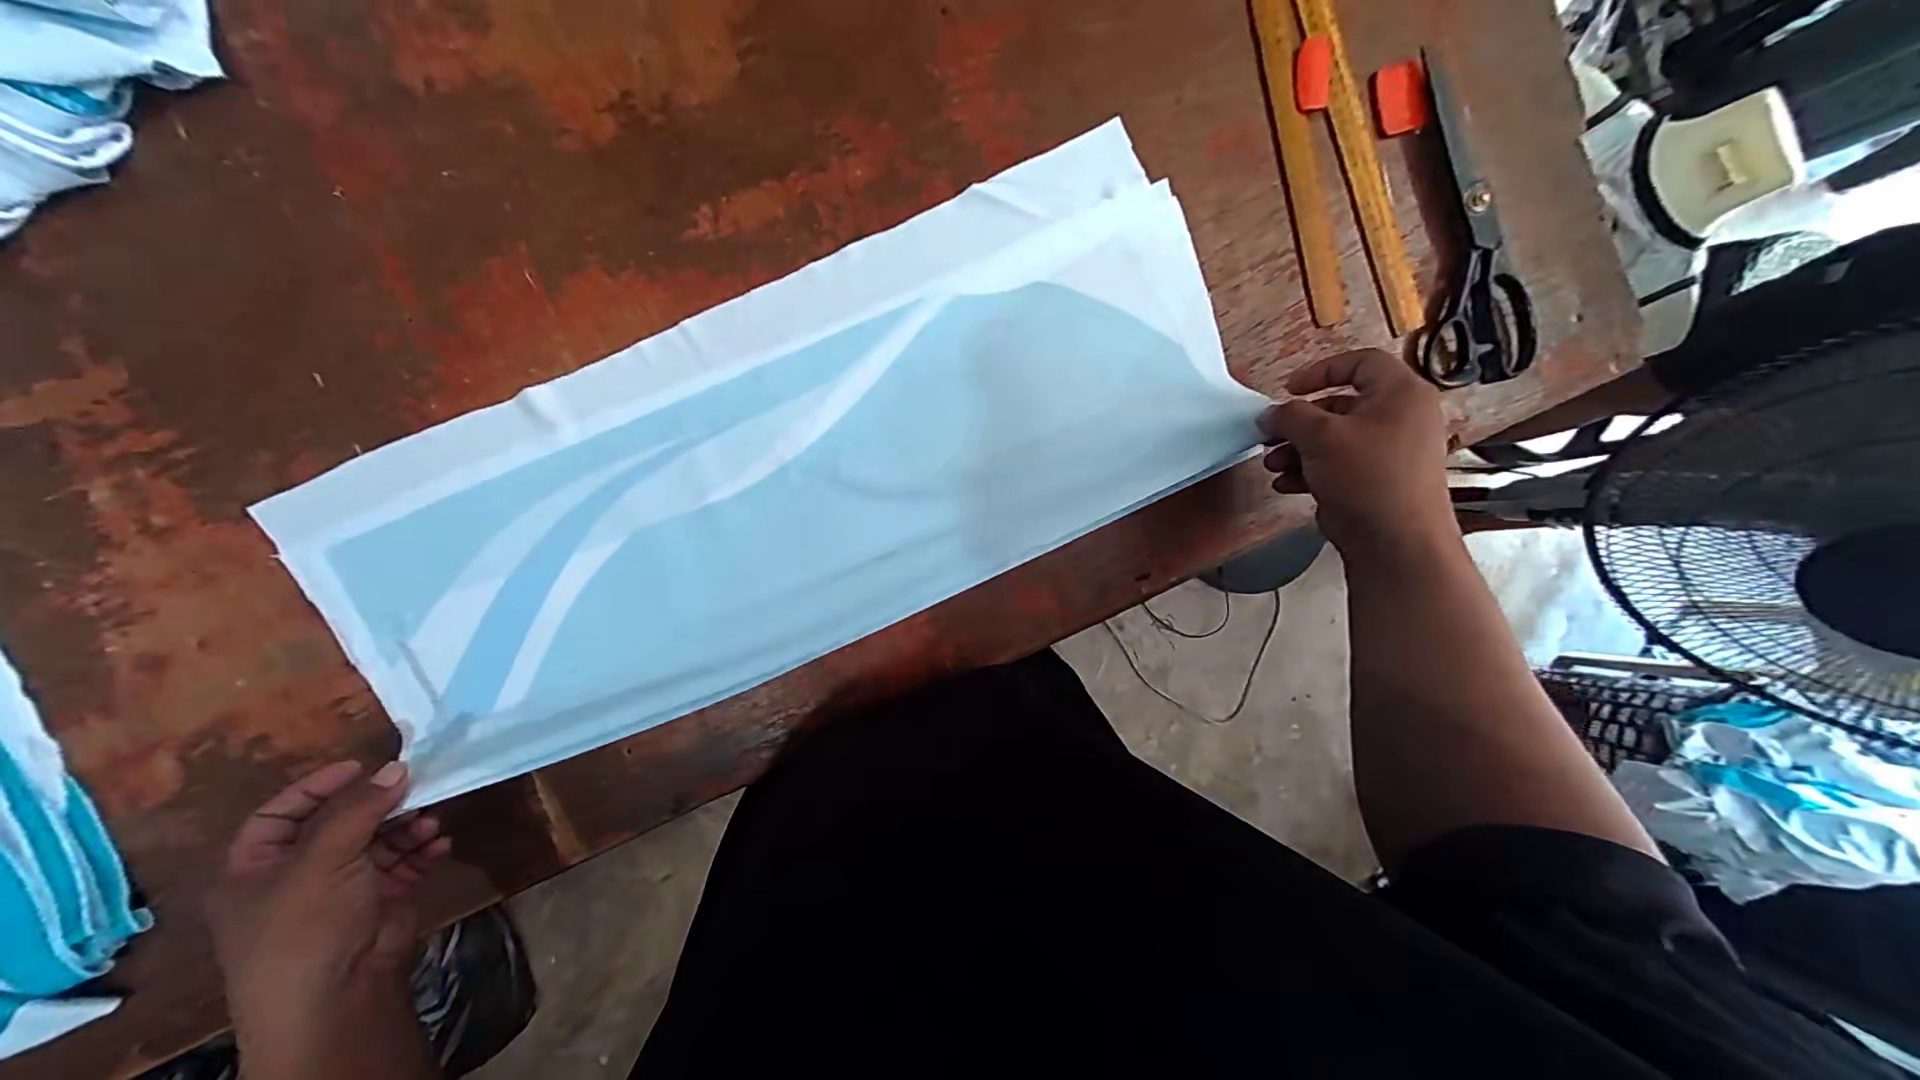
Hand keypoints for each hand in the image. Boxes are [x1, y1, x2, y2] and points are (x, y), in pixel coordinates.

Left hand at [206, 760, 449, 1079]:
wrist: (336, 993)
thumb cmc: (306, 924)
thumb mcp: (323, 859)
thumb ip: (359, 809)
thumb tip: (397, 767)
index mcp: (256, 869)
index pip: (279, 814)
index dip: (315, 787)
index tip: (360, 766)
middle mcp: (297, 876)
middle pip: (340, 824)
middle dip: (378, 805)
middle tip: (414, 786)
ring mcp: (343, 889)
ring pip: (379, 841)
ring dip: (407, 827)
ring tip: (431, 821)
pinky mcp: (381, 899)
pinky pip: (405, 863)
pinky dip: (423, 851)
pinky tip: (439, 844)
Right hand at [1257, 349, 1456, 558]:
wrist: (1396, 540)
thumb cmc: (1368, 477)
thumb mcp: (1321, 437)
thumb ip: (1290, 417)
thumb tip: (1271, 414)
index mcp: (1400, 394)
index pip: (1361, 362)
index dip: (1321, 370)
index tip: (1289, 388)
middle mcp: (1401, 418)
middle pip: (1339, 406)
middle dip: (1298, 423)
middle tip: (1271, 434)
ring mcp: (1390, 451)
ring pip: (1334, 439)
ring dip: (1297, 450)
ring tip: (1274, 465)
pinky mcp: (1378, 480)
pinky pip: (1339, 464)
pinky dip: (1311, 470)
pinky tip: (1287, 484)